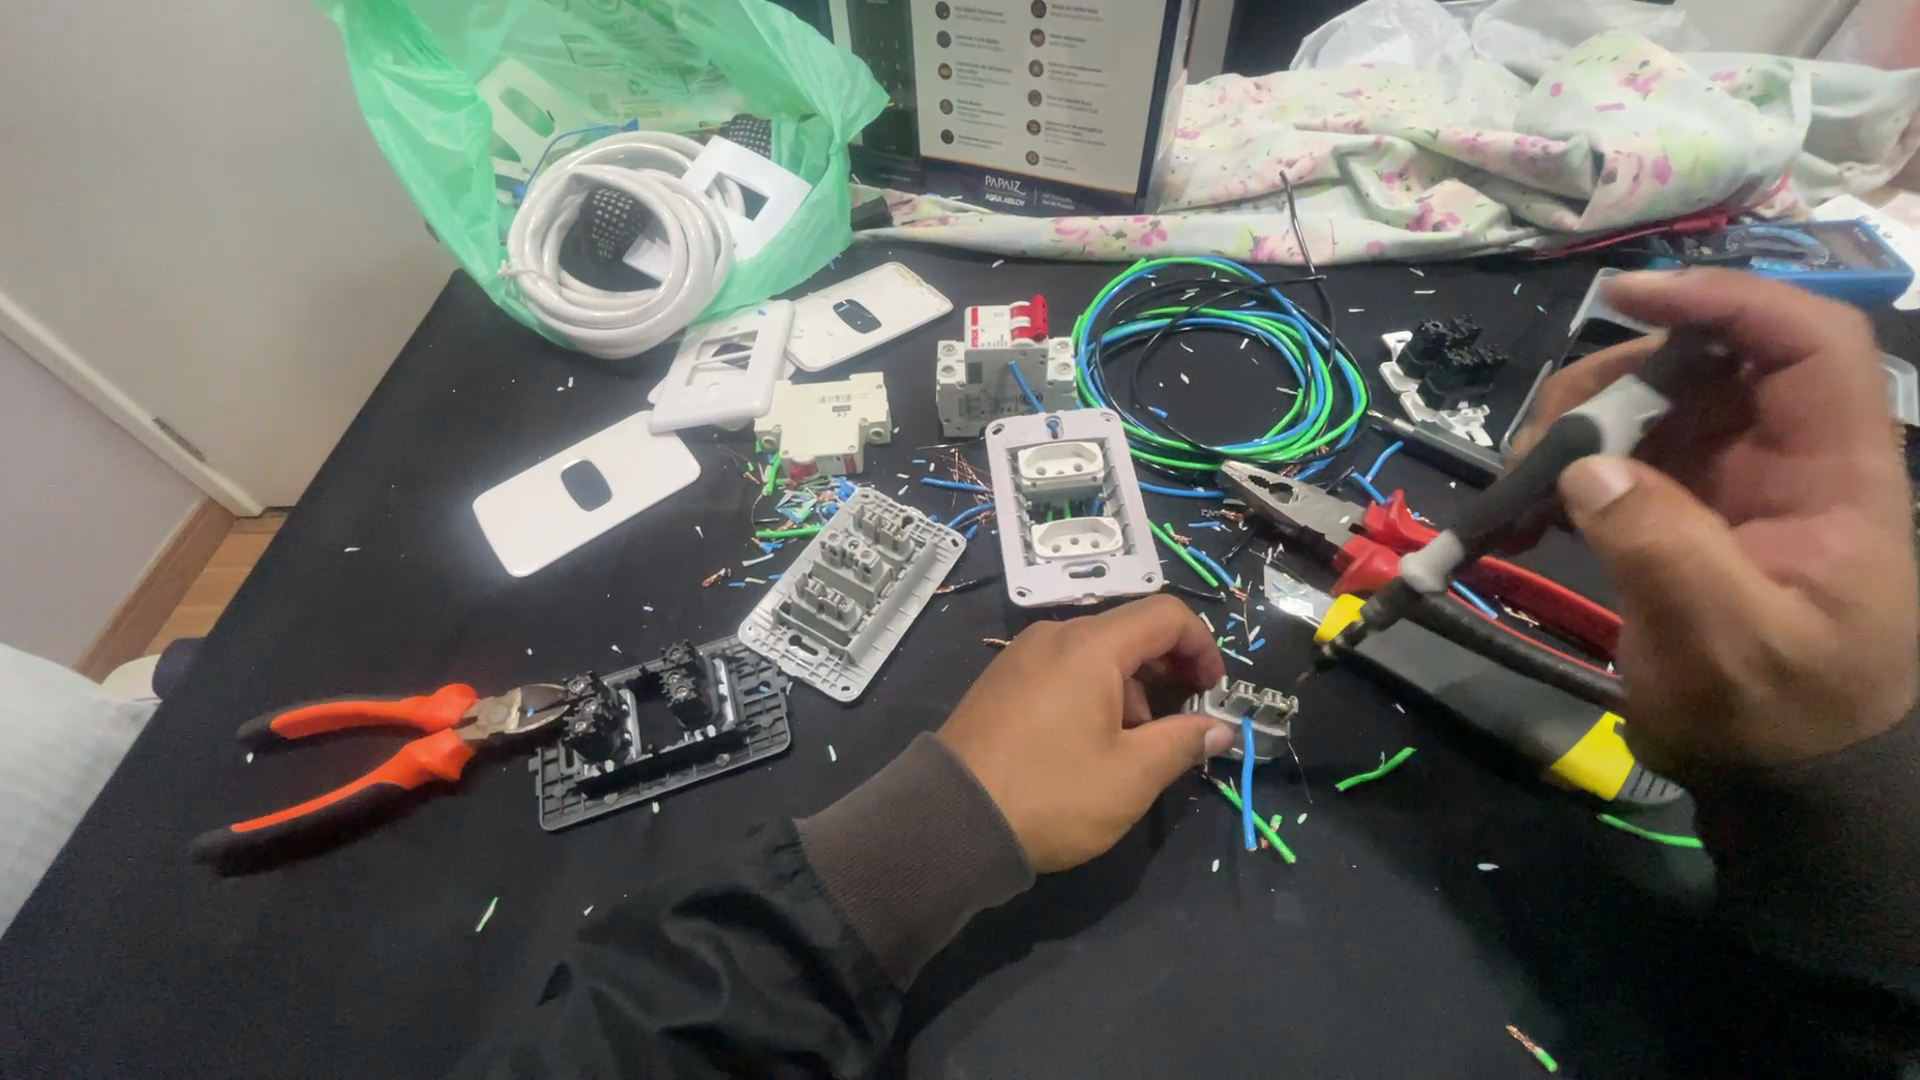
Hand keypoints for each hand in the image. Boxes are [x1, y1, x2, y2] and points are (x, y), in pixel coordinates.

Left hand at [936, 595, 1233, 872]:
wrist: (952, 818)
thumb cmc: (1051, 793)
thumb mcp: (1130, 776)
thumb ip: (1183, 743)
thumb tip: (1220, 728)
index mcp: (1089, 645)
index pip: (1165, 615)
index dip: (1201, 646)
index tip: (1212, 692)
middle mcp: (1053, 635)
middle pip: (1129, 631)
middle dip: (1167, 671)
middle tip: (1182, 722)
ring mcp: (1022, 655)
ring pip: (1095, 653)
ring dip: (1131, 688)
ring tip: (1132, 746)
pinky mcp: (1003, 679)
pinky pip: (1063, 668)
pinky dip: (1093, 691)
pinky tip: (1089, 742)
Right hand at [1513, 269, 1917, 774]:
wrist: (1780, 769)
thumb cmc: (1776, 710)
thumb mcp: (1725, 640)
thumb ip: (1663, 549)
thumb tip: (1586, 468)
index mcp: (1831, 476)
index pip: (1803, 349)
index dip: (1724, 301)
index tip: (1624, 296)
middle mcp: (1777, 463)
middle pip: (1696, 370)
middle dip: (1605, 388)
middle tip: (1535, 449)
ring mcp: (1718, 487)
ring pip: (1638, 412)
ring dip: (1565, 435)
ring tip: (1516, 496)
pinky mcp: (1670, 514)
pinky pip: (1605, 466)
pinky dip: (1551, 480)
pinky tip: (1515, 520)